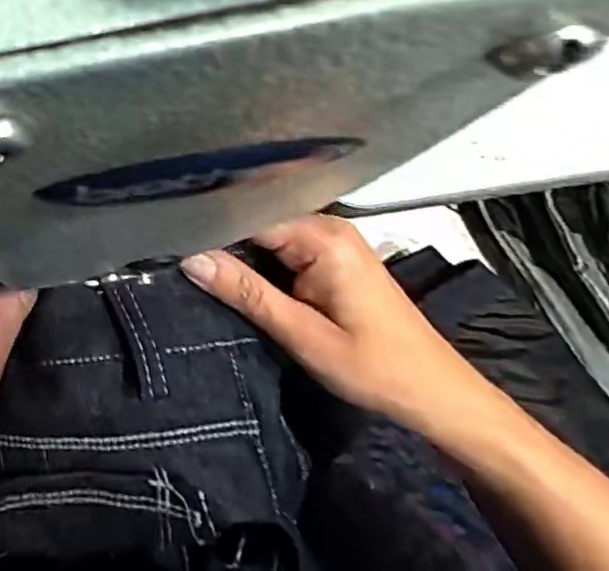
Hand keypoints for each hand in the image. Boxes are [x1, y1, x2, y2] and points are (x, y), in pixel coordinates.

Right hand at [179, 213, 503, 432]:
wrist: (439, 395)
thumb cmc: (377, 369)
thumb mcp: (304, 336)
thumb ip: (247, 293)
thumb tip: (191, 258)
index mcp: (323, 237)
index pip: (251, 214)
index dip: (210, 224)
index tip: (169, 232)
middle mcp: (328, 225)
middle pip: (258, 217)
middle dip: (219, 231)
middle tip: (172, 241)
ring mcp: (333, 238)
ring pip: (269, 230)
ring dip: (237, 244)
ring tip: (190, 248)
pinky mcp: (333, 254)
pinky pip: (284, 243)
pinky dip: (258, 255)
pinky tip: (232, 264)